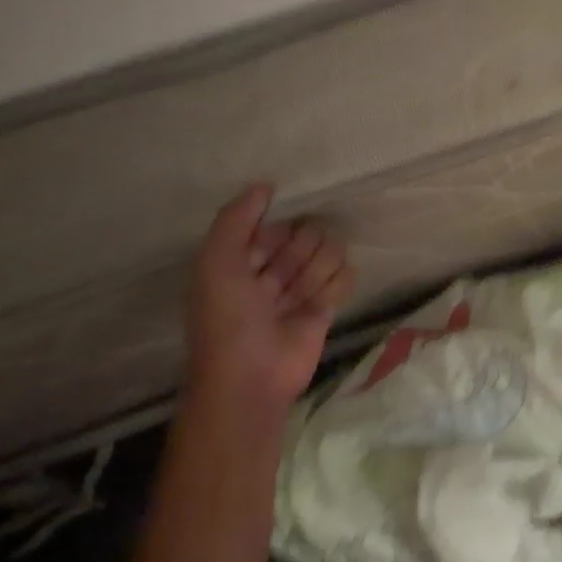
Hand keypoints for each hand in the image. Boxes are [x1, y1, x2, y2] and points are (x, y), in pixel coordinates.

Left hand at [186, 184, 353, 413]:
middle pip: (306, 237)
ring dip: (317, 272)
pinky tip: (319, 304)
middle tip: (286, 279)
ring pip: (328, 255)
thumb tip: (265, 185)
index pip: (275, 226)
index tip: (271, 249)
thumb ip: (235, 219)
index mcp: (240, 258)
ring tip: (299, 299)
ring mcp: (301, 290)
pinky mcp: (326, 308)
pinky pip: (345, 278)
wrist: (251, 376)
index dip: (278, 233)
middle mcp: (271, 271)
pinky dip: (336, 286)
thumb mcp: (216, 262)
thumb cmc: (227, 319)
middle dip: (302, 252)